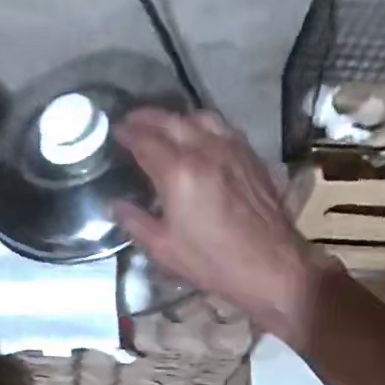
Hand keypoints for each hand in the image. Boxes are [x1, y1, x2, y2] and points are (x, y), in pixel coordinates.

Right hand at [114, 108, 331, 346]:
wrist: (270, 267)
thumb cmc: (212, 262)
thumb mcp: (163, 248)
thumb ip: (134, 221)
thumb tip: (113, 205)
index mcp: (178, 172)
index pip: (145, 141)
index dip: (126, 133)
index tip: (114, 131)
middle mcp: (205, 150)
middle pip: (170, 120)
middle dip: (147, 118)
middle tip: (132, 121)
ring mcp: (232, 149)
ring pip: (199, 117)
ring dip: (176, 117)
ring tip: (163, 126)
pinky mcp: (250, 156)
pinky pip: (223, 127)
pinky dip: (203, 125)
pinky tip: (198, 137)